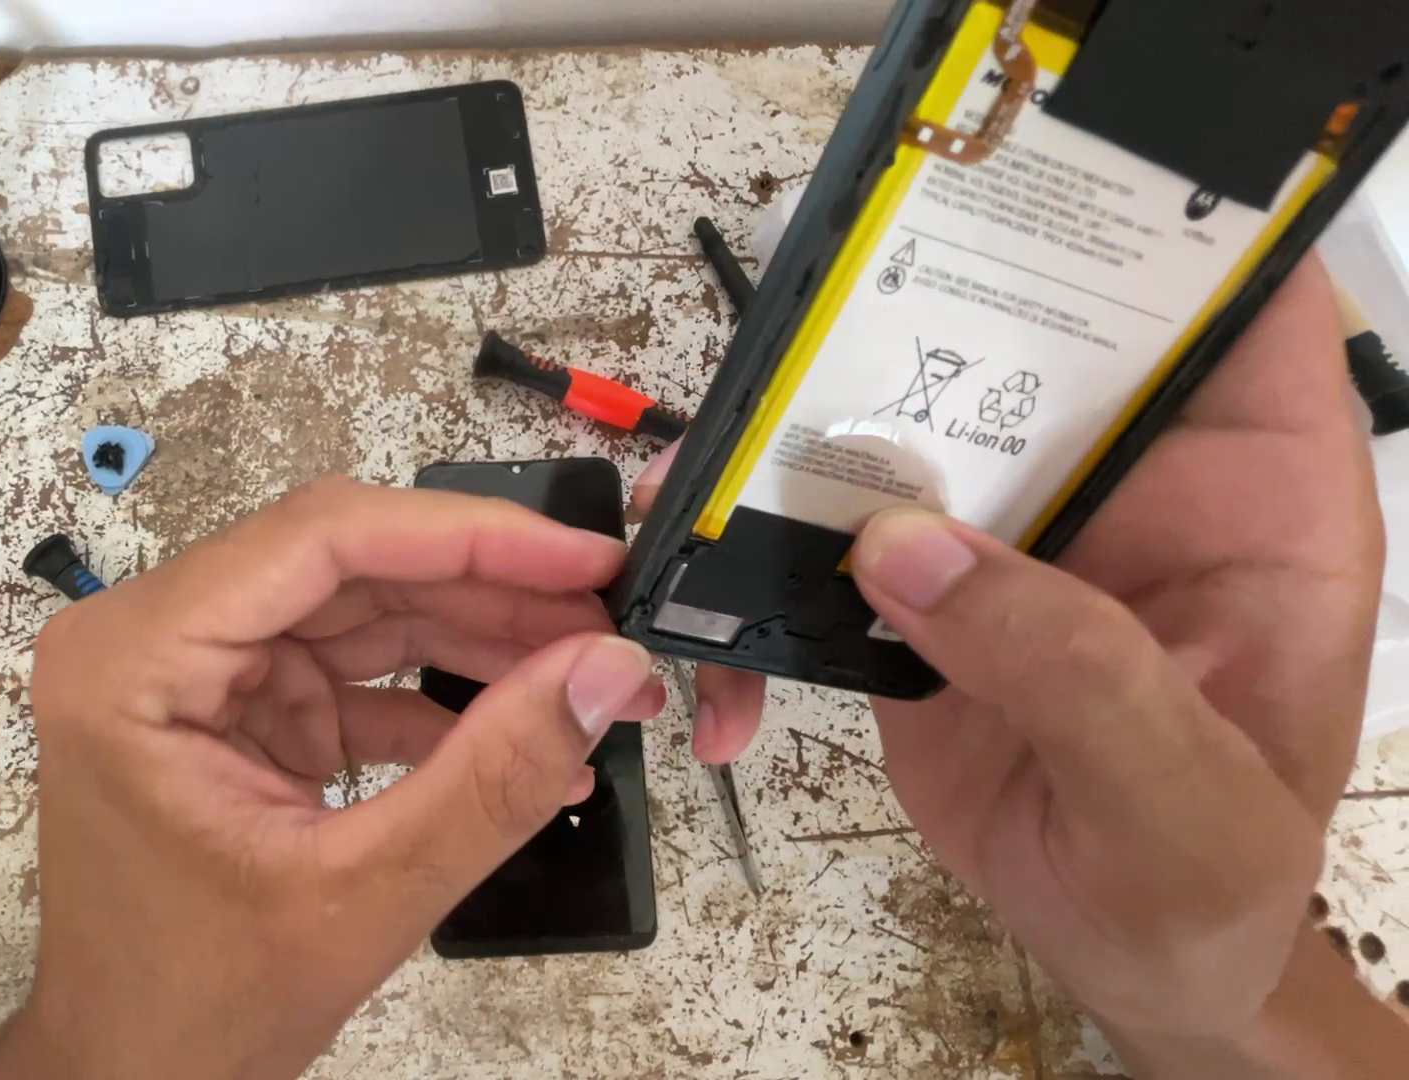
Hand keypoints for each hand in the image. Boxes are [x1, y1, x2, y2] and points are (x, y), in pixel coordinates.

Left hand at [0, 478, 664, 1079]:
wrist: (128, 1079)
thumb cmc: (197, 1010)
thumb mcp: (360, 900)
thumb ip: (493, 781)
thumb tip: (610, 669)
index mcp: (140, 656)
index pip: (323, 538)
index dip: (468, 534)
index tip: (586, 559)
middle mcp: (163, 632)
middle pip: (353, 565)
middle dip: (489, 588)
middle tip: (604, 617)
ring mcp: (207, 663)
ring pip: (367, 607)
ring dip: (479, 635)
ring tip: (582, 667)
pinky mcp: (249, 700)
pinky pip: (359, 668)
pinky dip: (443, 693)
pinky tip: (524, 728)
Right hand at [634, 256, 1398, 1071]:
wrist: (1111, 938)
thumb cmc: (1196, 877)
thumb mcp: (1170, 791)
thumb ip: (1068, 667)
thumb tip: (900, 546)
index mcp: (1225, 498)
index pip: (1213, 313)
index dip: (1133, 231)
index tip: (1004, 203)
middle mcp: (1093, 493)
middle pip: (987, 367)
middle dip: (873, 351)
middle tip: (765, 365)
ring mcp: (984, 543)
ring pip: (870, 459)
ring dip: (770, 476)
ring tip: (675, 506)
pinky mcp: (901, 598)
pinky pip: (811, 565)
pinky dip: (749, 605)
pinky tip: (719, 684)